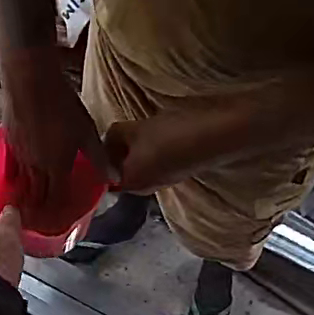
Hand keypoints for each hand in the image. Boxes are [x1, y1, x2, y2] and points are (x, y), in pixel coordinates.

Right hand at [2, 46, 109, 230]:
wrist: (31, 82)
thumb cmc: (62, 105)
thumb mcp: (87, 132)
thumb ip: (99, 158)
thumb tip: (115, 178)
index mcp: (57, 167)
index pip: (56, 199)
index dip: (56, 214)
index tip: (55, 225)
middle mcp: (37, 167)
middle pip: (37, 196)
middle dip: (39, 212)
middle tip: (38, 224)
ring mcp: (21, 157)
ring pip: (23, 186)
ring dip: (25, 201)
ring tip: (24, 212)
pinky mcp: (10, 145)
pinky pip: (10, 170)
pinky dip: (12, 181)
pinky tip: (12, 185)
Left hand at [105, 96, 263, 193]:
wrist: (222, 133)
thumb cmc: (173, 135)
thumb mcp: (135, 130)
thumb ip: (112, 136)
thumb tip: (106, 141)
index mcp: (129, 183)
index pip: (101, 175)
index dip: (96, 157)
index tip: (91, 137)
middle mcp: (144, 188)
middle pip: (118, 169)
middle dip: (114, 150)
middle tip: (113, 127)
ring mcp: (162, 180)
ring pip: (136, 162)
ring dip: (133, 146)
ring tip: (134, 126)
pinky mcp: (177, 169)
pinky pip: (153, 158)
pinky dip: (149, 146)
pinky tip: (154, 129)